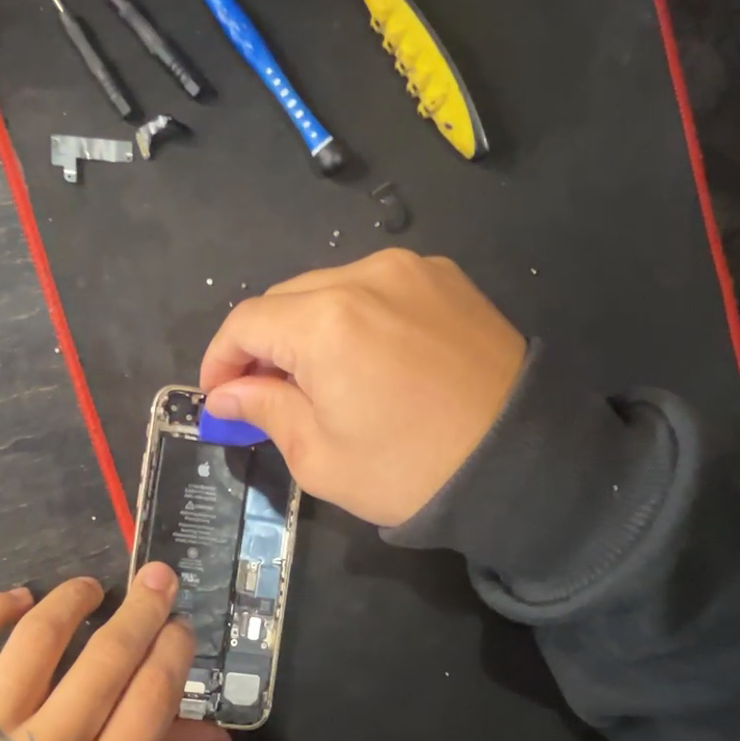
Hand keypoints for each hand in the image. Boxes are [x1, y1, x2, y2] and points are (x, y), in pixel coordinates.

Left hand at [0, 564, 230, 740]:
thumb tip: (214, 729)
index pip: (151, 699)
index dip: (173, 651)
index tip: (180, 626)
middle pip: (106, 659)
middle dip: (143, 609)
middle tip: (157, 580)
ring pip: (38, 636)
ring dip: (73, 598)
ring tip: (90, 589)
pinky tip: (21, 597)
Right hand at [199, 249, 528, 526]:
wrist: (522, 463)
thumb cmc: (409, 470)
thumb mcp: (319, 456)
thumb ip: (264, 409)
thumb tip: (225, 393)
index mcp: (325, 322)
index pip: (245, 323)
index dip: (219, 359)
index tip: (217, 396)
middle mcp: (365, 275)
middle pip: (284, 299)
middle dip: (262, 344)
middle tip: (261, 393)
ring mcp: (411, 270)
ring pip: (327, 287)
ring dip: (304, 327)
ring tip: (314, 377)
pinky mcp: (446, 278)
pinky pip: (374, 287)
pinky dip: (351, 315)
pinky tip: (362, 357)